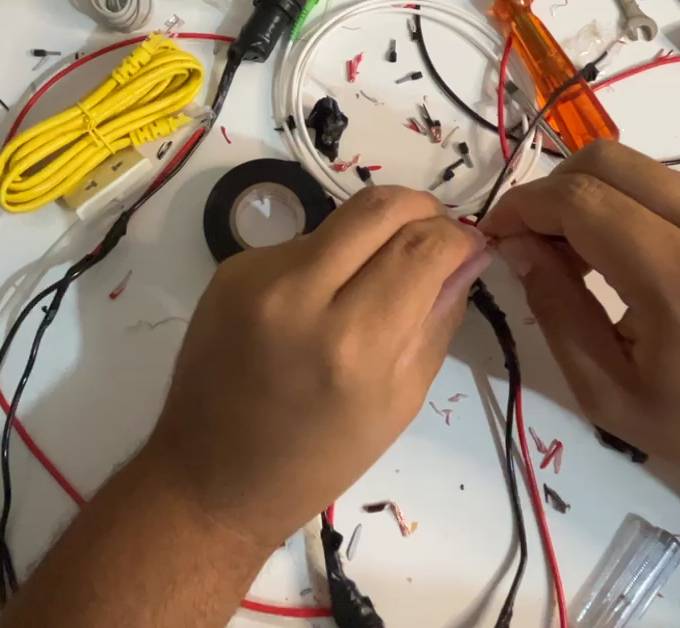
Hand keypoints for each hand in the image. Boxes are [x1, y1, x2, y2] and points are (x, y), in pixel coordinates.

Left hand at [138, 186, 490, 548]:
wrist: (209, 474)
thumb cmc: (317, 458)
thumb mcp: (399, 402)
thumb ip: (438, 319)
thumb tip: (467, 255)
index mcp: (354, 343)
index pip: (423, 248)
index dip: (458, 236)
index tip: (470, 245)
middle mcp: (301, 293)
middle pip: (380, 206)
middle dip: (422, 209)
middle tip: (434, 234)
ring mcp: (258, 274)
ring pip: (341, 220)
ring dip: (374, 234)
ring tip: (375, 277)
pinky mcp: (232, 267)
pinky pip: (302, 243)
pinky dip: (328, 258)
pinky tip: (320, 300)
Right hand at [479, 139, 679, 500]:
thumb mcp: (608, 393)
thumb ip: (553, 308)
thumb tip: (516, 244)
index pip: (580, 201)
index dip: (524, 207)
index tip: (497, 235)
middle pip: (604, 160)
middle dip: (551, 190)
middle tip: (535, 240)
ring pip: (632, 164)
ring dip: (586, 194)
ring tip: (577, 251)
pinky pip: (663, 181)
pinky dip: (623, 200)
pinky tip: (621, 250)